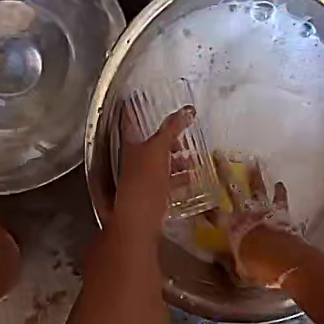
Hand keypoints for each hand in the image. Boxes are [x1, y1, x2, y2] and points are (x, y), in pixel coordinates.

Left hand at [113, 106, 194, 230]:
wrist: (138, 221)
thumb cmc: (145, 181)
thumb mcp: (159, 150)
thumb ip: (171, 129)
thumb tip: (187, 110)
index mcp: (130, 146)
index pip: (131, 122)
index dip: (136, 110)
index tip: (143, 101)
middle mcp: (132, 161)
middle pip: (150, 145)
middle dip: (168, 141)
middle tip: (185, 137)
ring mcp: (140, 180)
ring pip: (159, 165)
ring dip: (176, 161)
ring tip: (193, 160)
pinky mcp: (150, 197)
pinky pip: (165, 183)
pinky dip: (178, 180)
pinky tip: (190, 181)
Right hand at [212, 161, 308, 287]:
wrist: (287, 262)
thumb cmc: (260, 268)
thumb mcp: (239, 271)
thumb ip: (229, 262)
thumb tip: (217, 258)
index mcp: (232, 227)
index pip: (213, 214)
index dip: (204, 207)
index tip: (196, 196)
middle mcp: (246, 213)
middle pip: (233, 189)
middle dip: (224, 172)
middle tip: (218, 156)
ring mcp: (265, 210)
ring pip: (257, 188)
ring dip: (255, 175)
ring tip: (253, 161)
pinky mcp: (282, 213)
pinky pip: (280, 200)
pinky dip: (280, 192)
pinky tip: (280, 184)